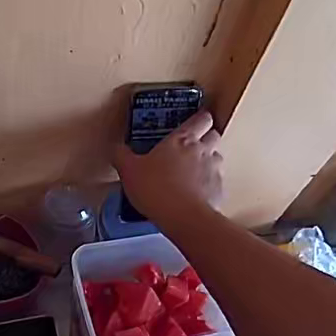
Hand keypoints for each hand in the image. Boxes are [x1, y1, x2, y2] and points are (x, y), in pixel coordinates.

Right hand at [114, 110, 223, 225]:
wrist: (182, 218)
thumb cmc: (157, 189)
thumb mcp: (129, 171)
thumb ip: (122, 156)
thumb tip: (116, 149)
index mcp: (182, 139)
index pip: (201, 118)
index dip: (199, 119)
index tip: (193, 122)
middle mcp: (202, 150)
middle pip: (214, 135)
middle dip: (206, 138)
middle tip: (191, 147)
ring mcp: (214, 170)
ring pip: (218, 158)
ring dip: (208, 161)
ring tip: (193, 172)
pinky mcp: (219, 190)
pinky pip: (217, 182)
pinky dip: (209, 185)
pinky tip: (196, 194)